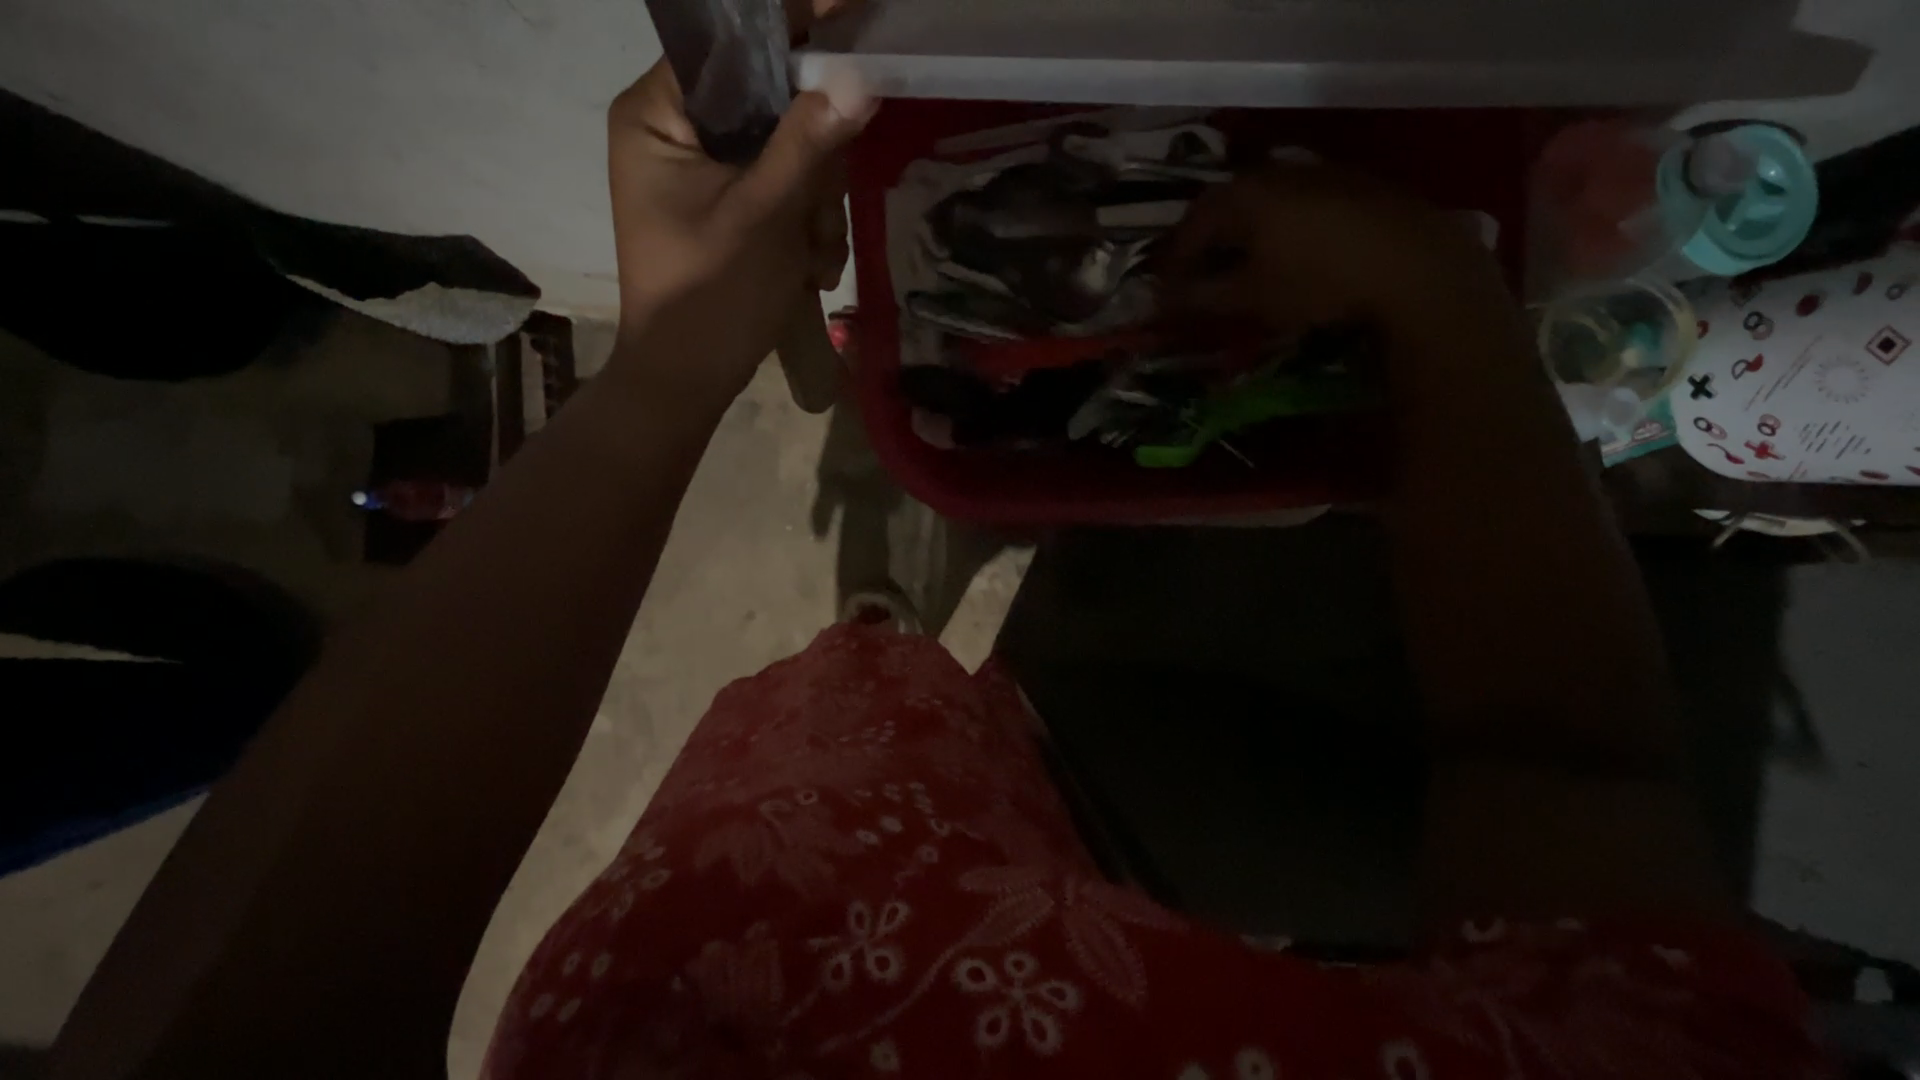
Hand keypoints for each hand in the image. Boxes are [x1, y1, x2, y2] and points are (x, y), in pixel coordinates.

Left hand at [606, 59, 874, 410]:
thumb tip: (858, 77)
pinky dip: (805, 232)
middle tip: (818, 217)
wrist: (687, 381)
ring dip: (816, 211)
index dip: (795, 43)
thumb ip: (808, 143)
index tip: (853, 37)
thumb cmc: (710, 297)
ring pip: (788, 156)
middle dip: (812, 169)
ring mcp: (703, 174)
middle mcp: (675, 131)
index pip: (732, 48)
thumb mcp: (764, 217)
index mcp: (657, 114)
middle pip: (770, 106)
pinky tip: (808, 272)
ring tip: (812, 263)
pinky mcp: (727, 210)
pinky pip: (784, 194)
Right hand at [1159, 164, 1518, 347]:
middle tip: (1200, 276)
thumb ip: (1200, 296)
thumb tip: (1161, 300)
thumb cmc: (1319, 283)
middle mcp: (1281, 172)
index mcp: (1246, 193)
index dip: (1175, 259)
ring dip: (1249, 235)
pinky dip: (1286, 231)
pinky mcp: (1361, 188)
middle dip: (1210, 243)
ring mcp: (1325, 174)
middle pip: (1230, 206)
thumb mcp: (1250, 297)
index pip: (1193, 223)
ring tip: (1245, 268)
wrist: (1418, 268)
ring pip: (1269, 203)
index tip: (1165, 289)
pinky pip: (1305, 206)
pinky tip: (1295, 258)